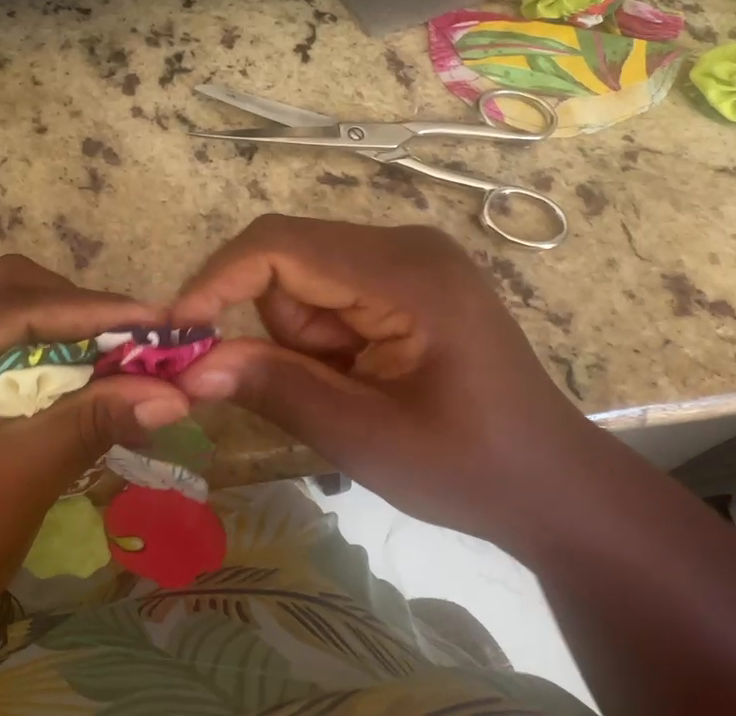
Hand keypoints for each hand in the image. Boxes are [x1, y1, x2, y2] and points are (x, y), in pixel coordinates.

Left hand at [0, 255, 189, 715]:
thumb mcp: (24, 475)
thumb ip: (94, 421)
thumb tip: (177, 393)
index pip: (16, 305)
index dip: (91, 309)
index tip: (157, 321)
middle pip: (3, 292)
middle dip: (70, 307)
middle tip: (131, 338)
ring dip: (55, 328)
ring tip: (111, 357)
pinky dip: (36, 356)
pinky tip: (73, 380)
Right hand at [171, 216, 609, 545]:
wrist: (556, 489)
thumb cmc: (471, 470)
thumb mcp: (365, 439)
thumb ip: (275, 389)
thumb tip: (188, 369)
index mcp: (405, 273)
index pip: (279, 246)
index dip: (217, 280)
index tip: (179, 334)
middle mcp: (403, 245)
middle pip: (285, 258)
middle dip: (273, 325)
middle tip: (311, 388)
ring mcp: (406, 258)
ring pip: (298, 276)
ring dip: (296, 336)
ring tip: (349, 388)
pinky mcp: (402, 277)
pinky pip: (323, 290)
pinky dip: (317, 336)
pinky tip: (358, 375)